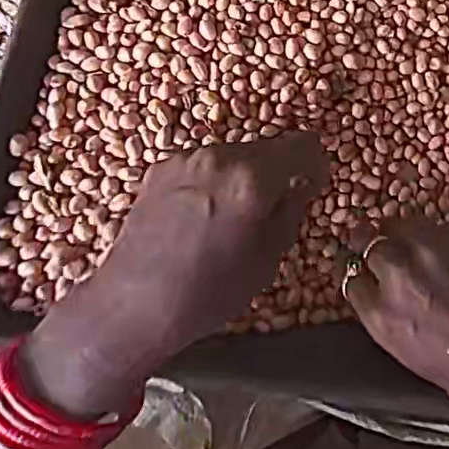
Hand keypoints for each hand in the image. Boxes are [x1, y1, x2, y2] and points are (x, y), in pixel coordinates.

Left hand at [22, 133, 328, 414]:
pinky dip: (212, 181)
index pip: (301, 145)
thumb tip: (301, 185)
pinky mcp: (160, 168)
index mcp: (252, 178)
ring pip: (231, 156)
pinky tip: (201, 216)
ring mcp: (185, 159)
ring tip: (231, 218)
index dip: (314, 162)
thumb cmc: (210, 290)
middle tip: (273, 207)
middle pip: (264, 149)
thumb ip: (291, 210)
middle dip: (276, 172)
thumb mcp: (267, 258)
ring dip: (241, 176)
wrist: (134, 303)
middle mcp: (219, 156)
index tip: (313, 181)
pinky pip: (202, 165)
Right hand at [343, 217, 448, 420]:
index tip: (366, 273)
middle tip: (379, 248)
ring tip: (408, 243)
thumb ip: (385, 315)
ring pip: (398, 224)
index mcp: (380, 314)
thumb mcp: (406, 351)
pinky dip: (432, 236)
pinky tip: (442, 252)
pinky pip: (432, 227)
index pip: (352, 278)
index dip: (360, 273)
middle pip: (369, 242)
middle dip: (372, 244)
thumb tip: (379, 291)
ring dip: (399, 232)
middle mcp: (397, 276)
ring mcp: (428, 252)